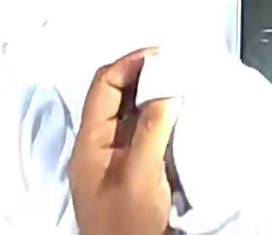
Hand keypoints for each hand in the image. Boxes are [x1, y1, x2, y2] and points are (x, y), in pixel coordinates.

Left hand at [70, 48, 178, 234]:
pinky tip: (181, 116)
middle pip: (117, 95)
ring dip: (155, 96)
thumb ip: (150, 129)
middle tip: (174, 66)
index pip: (103, 84)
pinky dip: (163, 119)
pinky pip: (147, 134)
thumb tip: (167, 89)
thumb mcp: (138, 177)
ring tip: (180, 84)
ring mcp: (118, 161)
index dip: (129, 63)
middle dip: (144, 76)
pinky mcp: (137, 175)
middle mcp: (100, 146)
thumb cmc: (126, 232)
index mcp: (90, 142)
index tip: (159, 55)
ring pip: (133, 113)